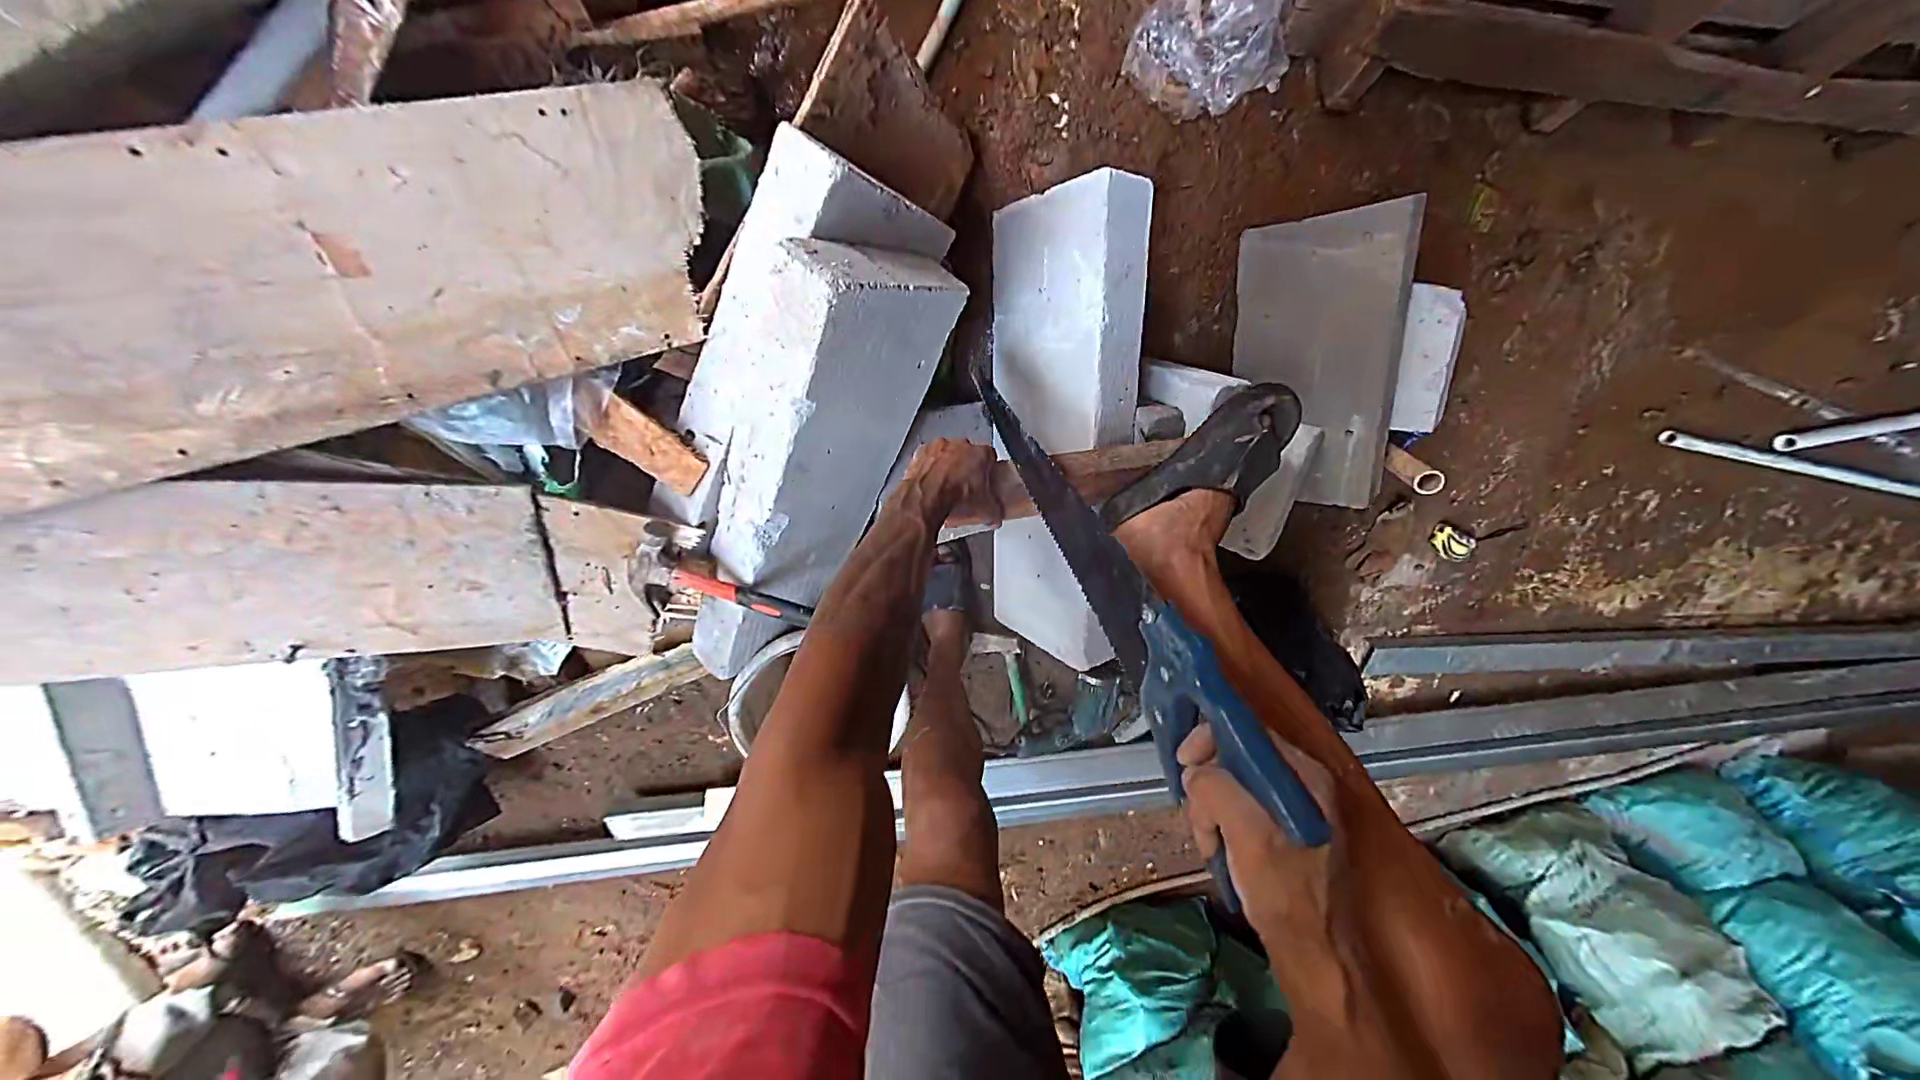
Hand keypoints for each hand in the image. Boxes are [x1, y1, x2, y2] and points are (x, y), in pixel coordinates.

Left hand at [896, 438, 998, 525]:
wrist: (927, 498)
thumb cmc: (954, 497)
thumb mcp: (985, 510)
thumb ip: (994, 510)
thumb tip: (995, 516)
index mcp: (980, 454)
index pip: (989, 456)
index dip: (987, 467)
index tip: (984, 477)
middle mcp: (960, 446)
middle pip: (967, 452)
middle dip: (966, 465)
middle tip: (964, 482)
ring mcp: (940, 448)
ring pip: (947, 453)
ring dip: (947, 464)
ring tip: (946, 484)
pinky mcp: (922, 453)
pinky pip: (928, 458)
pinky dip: (929, 467)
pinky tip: (930, 482)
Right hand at [1178, 723, 1344, 965]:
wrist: (1314, 956)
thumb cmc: (1286, 895)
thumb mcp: (1246, 834)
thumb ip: (1217, 790)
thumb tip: (1194, 773)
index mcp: (1304, 774)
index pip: (1247, 728)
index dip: (1210, 737)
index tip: (1185, 761)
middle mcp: (1301, 783)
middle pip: (1233, 756)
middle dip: (1207, 784)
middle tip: (1200, 818)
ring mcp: (1291, 807)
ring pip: (1229, 784)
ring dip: (1209, 810)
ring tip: (1212, 843)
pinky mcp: (1280, 830)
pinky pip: (1236, 808)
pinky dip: (1219, 824)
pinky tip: (1221, 850)